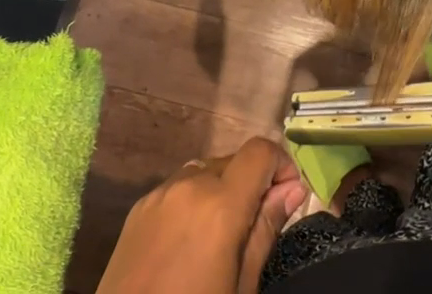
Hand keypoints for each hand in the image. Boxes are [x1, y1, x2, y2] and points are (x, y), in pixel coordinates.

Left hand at [97, 137, 307, 293]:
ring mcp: (159, 193)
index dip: (280, 166)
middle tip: (256, 226)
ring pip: (205, 171)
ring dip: (223, 189)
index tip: (286, 197)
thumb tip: (293, 188)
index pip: (260, 151)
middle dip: (253, 182)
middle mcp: (189, 185)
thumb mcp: (242, 285)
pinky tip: (190, 240)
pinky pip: (178, 187)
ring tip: (222, 236)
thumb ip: (267, 229)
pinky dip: (194, 199)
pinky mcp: (138, 208)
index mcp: (220, 204)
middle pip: (234, 159)